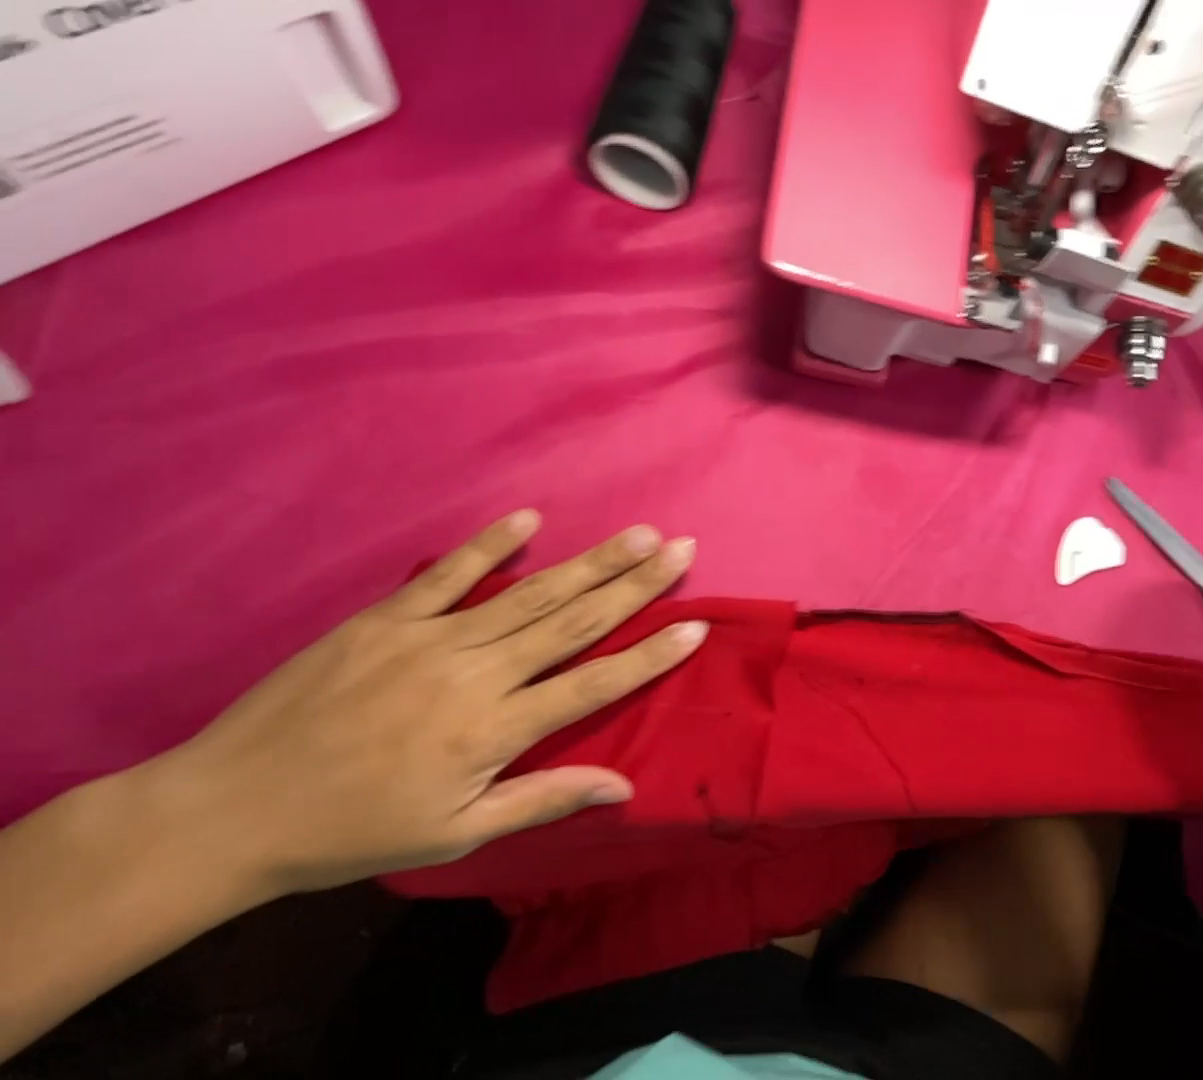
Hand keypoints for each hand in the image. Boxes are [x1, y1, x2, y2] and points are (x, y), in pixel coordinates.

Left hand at [146, 510, 706, 897]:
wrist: (230, 808)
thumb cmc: (354, 831)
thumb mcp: (455, 834)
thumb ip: (543, 800)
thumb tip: (624, 787)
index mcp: (495, 730)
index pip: (595, 682)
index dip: (650, 654)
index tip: (695, 625)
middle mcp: (474, 674)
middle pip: (573, 621)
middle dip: (635, 584)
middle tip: (682, 549)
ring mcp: (428, 639)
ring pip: (529, 593)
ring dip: (589, 561)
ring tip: (638, 534)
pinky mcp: (384, 619)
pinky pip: (448, 575)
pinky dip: (490, 545)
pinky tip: (529, 519)